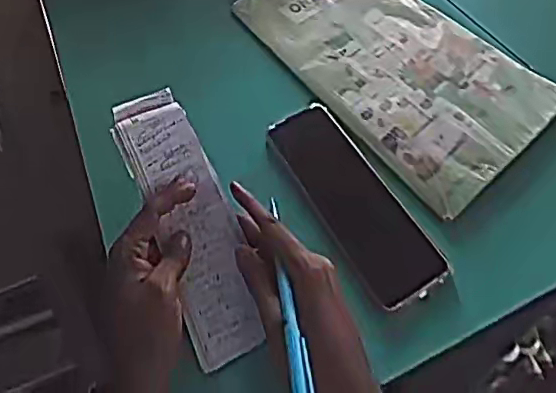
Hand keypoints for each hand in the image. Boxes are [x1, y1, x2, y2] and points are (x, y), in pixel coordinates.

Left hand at [105, 178, 196, 392]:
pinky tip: (187, 251)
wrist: (136, 381)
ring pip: (154, 242)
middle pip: (149, 224)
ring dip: (173, 229)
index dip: (171, 195)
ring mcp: (129, 277)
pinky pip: (156, 261)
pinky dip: (171, 251)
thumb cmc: (146, 337)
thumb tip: (182, 236)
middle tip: (191, 191)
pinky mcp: (138, 292)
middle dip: (170, 207)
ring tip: (194, 215)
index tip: (189, 183)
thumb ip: (173, 256)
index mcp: (125, 253)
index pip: (149, 213)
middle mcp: (123, 260)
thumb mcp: (165, 291)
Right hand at [230, 181, 380, 392]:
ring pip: (287, 256)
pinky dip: (276, 266)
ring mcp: (325, 281)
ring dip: (264, 248)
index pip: (274, 230)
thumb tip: (243, 252)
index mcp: (309, 270)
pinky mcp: (326, 294)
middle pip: (280, 241)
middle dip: (254, 229)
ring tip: (239, 238)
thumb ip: (259, 285)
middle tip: (229, 215)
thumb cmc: (316, 367)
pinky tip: (261, 269)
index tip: (236, 189)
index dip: (251, 207)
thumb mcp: (277, 326)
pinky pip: (296, 270)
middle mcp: (320, 268)